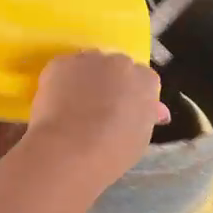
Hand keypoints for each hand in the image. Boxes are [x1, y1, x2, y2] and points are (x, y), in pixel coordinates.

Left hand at [23, 52, 162, 183]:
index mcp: (146, 80)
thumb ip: (147, 116)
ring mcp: (88, 59)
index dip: (132, 96)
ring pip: (88, 65)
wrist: (70, 149)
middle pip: (116, 67)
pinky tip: (56, 103)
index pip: (144, 80)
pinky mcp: (60, 63)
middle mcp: (120, 62)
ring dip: (85, 79)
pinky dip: (60, 82)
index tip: (123, 113)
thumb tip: (156, 110)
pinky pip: (63, 69)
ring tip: (74, 106)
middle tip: (98, 109)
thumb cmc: (112, 152)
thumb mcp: (140, 138)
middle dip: (110, 83)